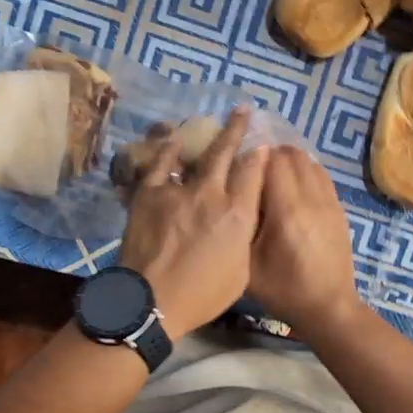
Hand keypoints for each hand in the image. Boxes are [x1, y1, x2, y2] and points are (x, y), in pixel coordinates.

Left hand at [119, 109, 267, 339]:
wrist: (151, 302)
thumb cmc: (201, 296)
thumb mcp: (240, 272)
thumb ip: (244, 237)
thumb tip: (244, 217)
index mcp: (238, 215)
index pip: (254, 173)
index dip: (260, 155)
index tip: (263, 144)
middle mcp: (212, 194)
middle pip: (227, 153)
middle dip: (237, 128)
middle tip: (243, 110)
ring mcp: (178, 191)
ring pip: (195, 155)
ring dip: (204, 136)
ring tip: (208, 121)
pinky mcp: (149, 194)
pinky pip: (160, 164)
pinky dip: (167, 150)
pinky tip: (172, 139)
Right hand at [248, 147, 366, 337]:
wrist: (328, 307)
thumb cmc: (284, 290)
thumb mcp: (248, 265)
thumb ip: (240, 226)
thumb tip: (233, 195)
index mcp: (287, 211)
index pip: (273, 161)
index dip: (254, 157)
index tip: (240, 167)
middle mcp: (312, 199)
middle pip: (293, 155)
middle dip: (272, 155)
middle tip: (253, 171)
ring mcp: (330, 202)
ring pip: (311, 161)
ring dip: (291, 162)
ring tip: (272, 178)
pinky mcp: (340, 210)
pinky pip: (322, 176)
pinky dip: (306, 172)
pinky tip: (293, 189)